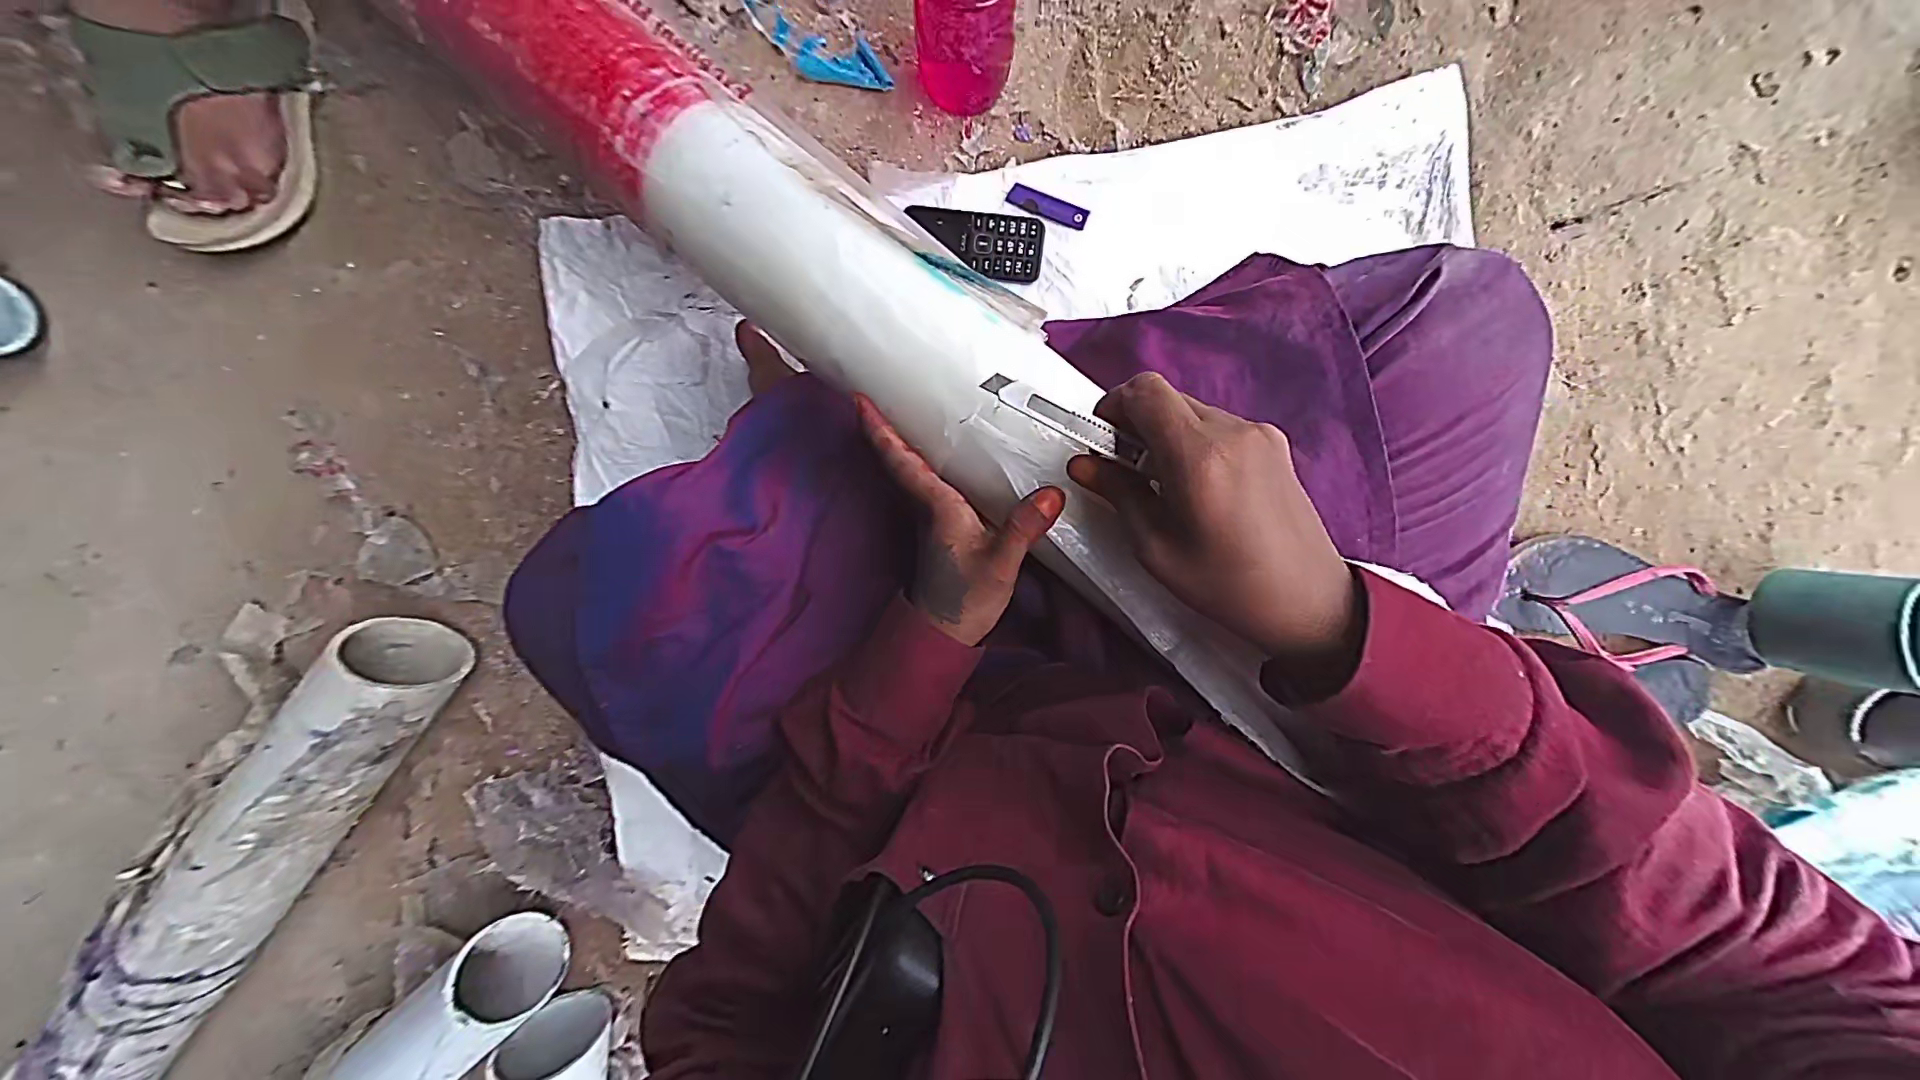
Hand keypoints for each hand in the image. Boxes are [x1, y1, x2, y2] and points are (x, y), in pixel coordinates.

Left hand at [857, 394, 1064, 645]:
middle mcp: (928, 505)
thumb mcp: (999, 565)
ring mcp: (933, 515)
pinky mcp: (943, 524)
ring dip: (903, 439)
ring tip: (905, 407)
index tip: (860, 400)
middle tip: (879, 390)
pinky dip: (924, 459)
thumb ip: (1022, 530)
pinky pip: (929, 481)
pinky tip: (940, 451)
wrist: (947, 630)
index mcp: (937, 507)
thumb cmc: (964, 601)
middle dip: (888, 423)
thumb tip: (1051, 495)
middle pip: (901, 457)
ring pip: (912, 468)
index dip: (881, 431)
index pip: (903, 462)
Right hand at [1066, 373, 1363, 691]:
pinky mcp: (1272, 444)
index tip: (1100, 436)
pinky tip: (1191, 485)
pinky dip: (1192, 442)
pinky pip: (1216, 426)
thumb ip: (1118, 494)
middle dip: (1134, 423)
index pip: (1144, 392)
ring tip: (1158, 483)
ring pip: (1189, 410)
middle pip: (1165, 397)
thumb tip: (1087, 466)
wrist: (1307, 601)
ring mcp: (1258, 436)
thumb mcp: (1156, 547)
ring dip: (1163, 434)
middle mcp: (1233, 434)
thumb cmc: (1232, 585)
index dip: (1113, 406)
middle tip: (1121, 465)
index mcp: (1200, 457)